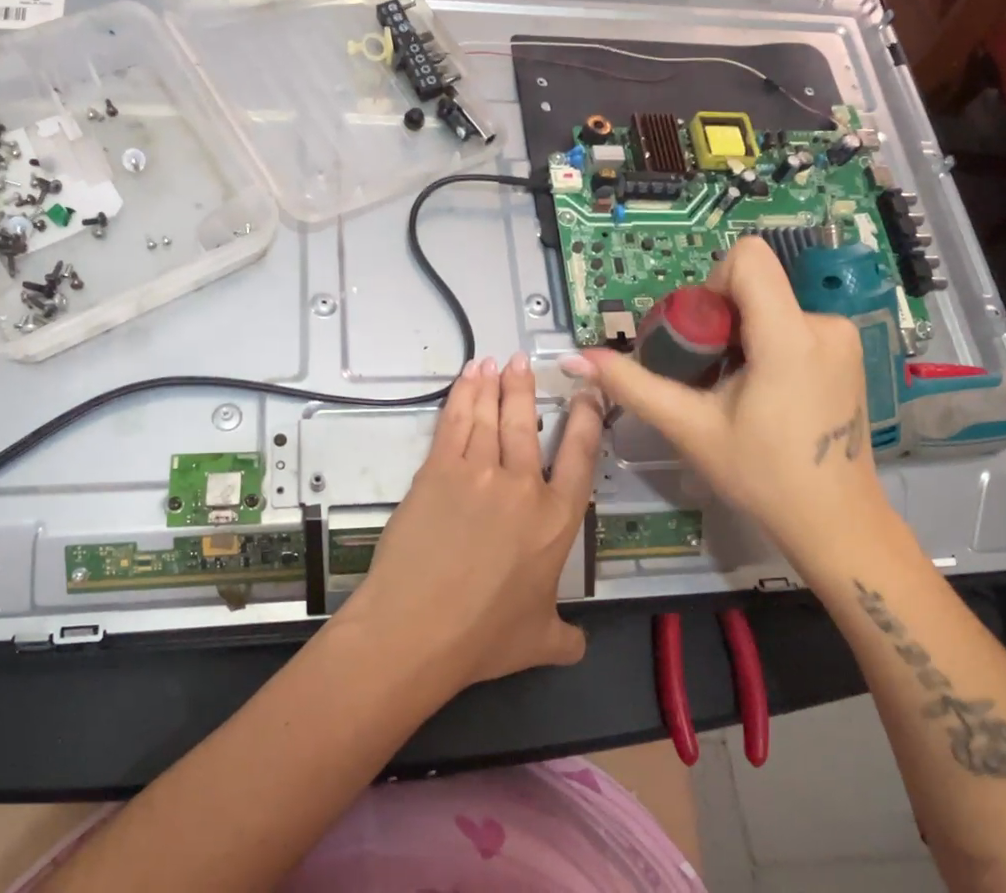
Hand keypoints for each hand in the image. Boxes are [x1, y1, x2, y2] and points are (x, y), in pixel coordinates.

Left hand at [339, 354, 602, 689]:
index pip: (580, 455)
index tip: (586, 392)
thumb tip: (579, 646)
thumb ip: (565, 636)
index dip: (585, 418)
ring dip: (492, 385)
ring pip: (489, 417)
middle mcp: (523, 487)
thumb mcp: (540, 640)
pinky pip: (453, 424)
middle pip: (526, 424)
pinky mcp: (435, 471)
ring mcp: (477, 474)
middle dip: (525, 388)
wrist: (419, 627)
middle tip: (522, 360)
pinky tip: (464, 381)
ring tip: (493, 360)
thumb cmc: (485, 638)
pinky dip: (460, 397)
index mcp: (557, 520)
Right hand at [565, 237, 900, 570]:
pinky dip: (766, 349)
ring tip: (732, 393)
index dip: (709, 286)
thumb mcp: (690, 428)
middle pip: (754, 287)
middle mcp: (825, 325)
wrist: (834, 520)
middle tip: (704, 377)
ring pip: (770, 309)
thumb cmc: (761, 475)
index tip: (697, 337)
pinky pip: (793, 327)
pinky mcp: (849, 354)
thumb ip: (634, 385)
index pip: (747, 258)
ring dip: (740, 339)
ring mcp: (843, 339)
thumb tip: (579, 357)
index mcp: (790, 336)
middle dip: (718, 323)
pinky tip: (761, 396)